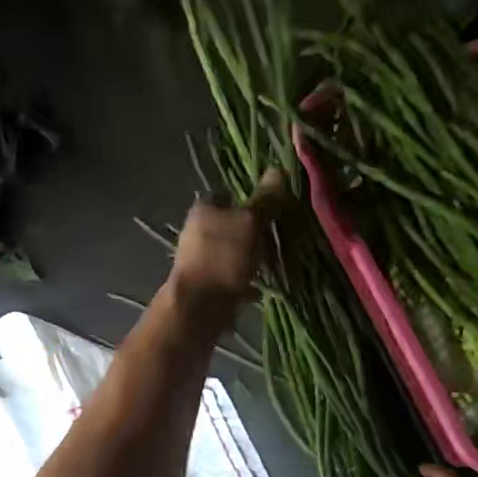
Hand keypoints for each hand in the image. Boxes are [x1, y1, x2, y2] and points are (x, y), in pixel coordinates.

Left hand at [169, 169, 284, 313]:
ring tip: (273, 263)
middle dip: (252, 231)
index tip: (271, 210)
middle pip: (230, 225)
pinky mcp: (208, 286)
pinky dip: (246, 282)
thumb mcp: (250, 223)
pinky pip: (232, 279)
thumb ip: (265, 200)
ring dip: (250, 258)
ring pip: (232, 252)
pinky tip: (261, 287)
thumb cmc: (224, 258)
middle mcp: (198, 232)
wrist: (200, 306)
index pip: (228, 194)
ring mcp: (201, 261)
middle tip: (276, 238)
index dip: (250, 200)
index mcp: (204, 209)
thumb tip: (279, 170)